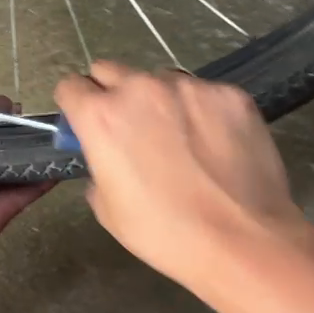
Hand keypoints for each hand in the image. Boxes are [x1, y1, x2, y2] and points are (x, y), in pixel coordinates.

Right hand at [54, 62, 306, 282]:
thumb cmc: (163, 232)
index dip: (76, 105)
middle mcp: (139, 89)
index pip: (70, 86)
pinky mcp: (230, 94)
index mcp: (100, 116)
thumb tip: (111, 155)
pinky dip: (202, 111)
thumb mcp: (106, 206)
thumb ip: (98, 164)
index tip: (85, 122)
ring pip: (160, 79)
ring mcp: (188, 87)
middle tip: (130, 128)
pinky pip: (204, 93)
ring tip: (181, 137)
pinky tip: (216, 143)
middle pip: (109, 70)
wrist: (243, 242)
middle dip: (112, 93)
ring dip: (159, 100)